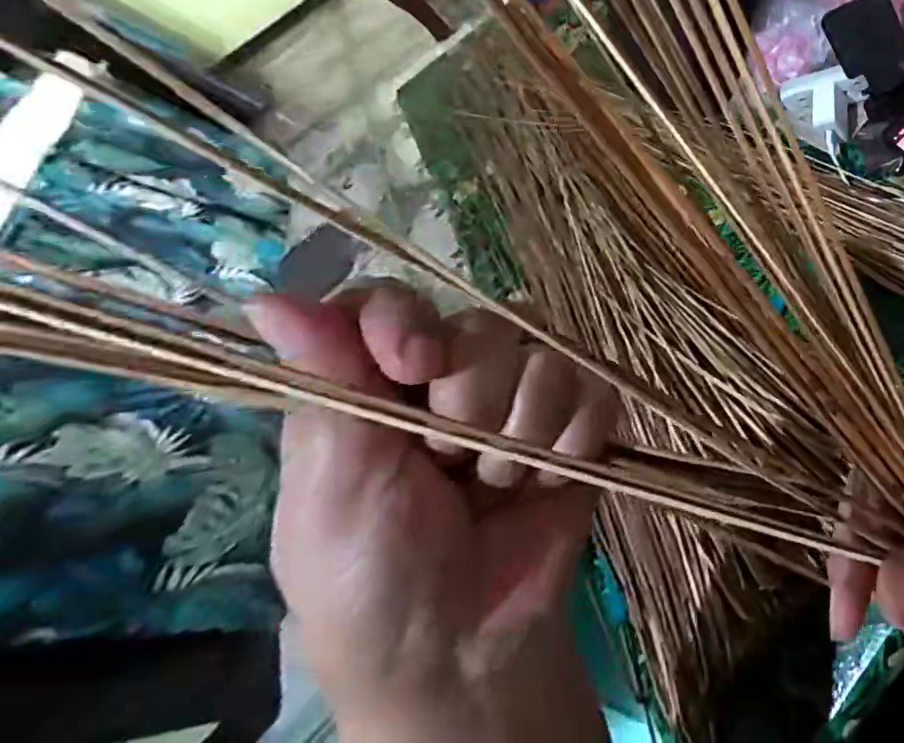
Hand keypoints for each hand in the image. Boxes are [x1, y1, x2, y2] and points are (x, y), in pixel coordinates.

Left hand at [252, 283, 614, 742]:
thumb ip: (327, 385)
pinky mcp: (585, 421)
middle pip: (489, 325)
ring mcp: (530, 397)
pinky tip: (549, 480)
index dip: (409, 319)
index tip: (414, 364)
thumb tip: (271, 294)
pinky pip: (598, 391)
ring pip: (551, 357)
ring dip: (526, 430)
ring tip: (501, 484)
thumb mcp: (334, 485)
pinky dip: (575, 439)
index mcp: (381, 385)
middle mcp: (460, 377)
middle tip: (453, 461)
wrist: (466, 641)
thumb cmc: (371, 574)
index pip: (395, 302)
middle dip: (475, 397)